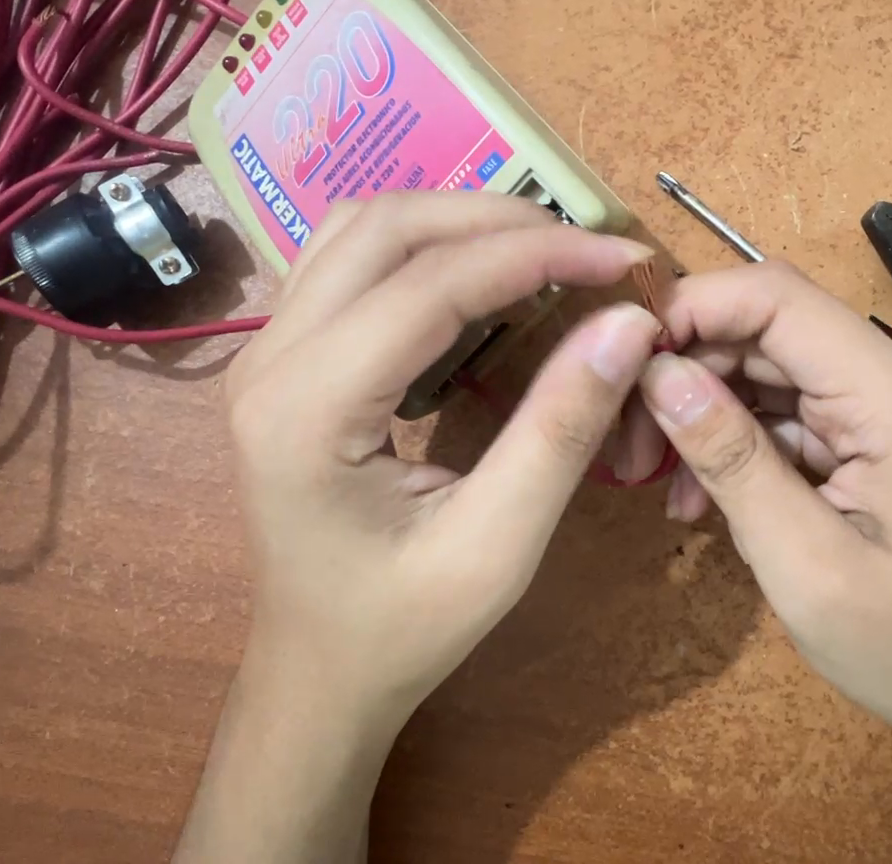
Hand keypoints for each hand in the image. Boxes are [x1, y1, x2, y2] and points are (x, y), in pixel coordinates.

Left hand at [224, 191, 661, 728]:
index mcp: (309, 410)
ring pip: (361, 228)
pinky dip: (424, 246)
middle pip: (385, 228)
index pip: (431, 285)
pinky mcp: (283, 356)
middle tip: (586, 247)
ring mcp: (265, 351)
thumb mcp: (498, 545)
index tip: (623, 259)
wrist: (318, 672)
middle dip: (497, 219)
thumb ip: (561, 430)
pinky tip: (478, 276)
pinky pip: (351, 260)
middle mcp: (268, 359)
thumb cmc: (403, 627)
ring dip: (457, 220)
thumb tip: (627, 324)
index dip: (537, 255)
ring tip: (541, 250)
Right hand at [636, 262, 891, 766]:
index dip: (690, 308)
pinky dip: (725, 440)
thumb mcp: (806, 565)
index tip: (621, 364)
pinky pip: (773, 408)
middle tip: (625, 442)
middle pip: (758, 328)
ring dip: (696, 409)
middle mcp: (884, 374)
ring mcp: (871, 401)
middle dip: (681, 369)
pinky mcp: (857, 430)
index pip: (775, 297)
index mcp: (890, 392)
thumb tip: (657, 375)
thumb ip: (731, 460)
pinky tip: (695, 496)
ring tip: (650, 477)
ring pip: (756, 366)